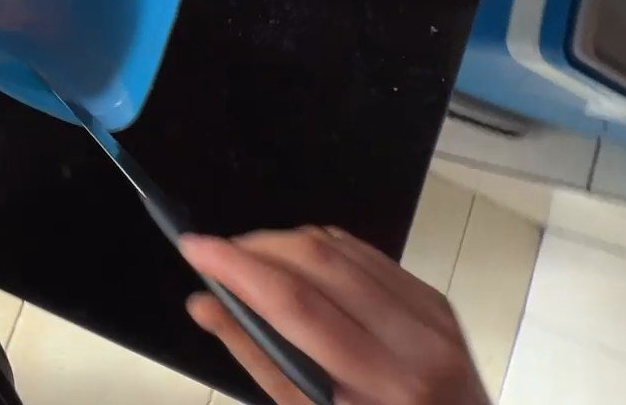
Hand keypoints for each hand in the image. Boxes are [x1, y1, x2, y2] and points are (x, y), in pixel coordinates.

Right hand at [181, 227, 492, 404]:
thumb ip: (256, 355)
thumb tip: (201, 302)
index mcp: (383, 383)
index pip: (294, 302)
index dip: (236, 265)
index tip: (192, 245)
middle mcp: (415, 341)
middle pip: (315, 258)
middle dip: (254, 245)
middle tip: (220, 255)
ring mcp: (430, 314)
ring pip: (334, 244)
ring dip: (279, 242)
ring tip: (256, 263)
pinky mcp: (432, 296)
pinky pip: (359, 249)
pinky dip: (315, 246)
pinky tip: (298, 266)